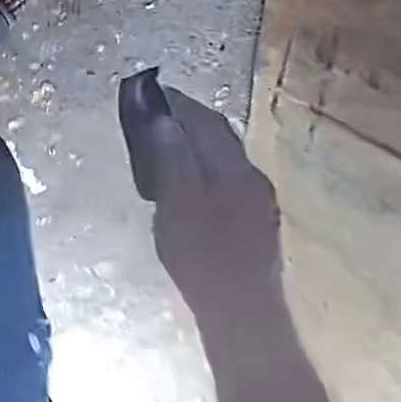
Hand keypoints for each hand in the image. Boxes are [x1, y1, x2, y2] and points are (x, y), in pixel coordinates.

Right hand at [151, 87, 284, 322]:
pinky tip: (180, 173)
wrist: (241, 312)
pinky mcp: (251, 219)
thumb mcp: (177, 203)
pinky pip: (222, 174)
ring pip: (221, 154)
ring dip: (191, 138)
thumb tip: (163, 117)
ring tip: (157, 137)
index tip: (145, 89)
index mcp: (234, 171)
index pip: (206, 121)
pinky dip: (198, 160)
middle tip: (147, 110)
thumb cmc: (201, 255)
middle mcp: (251, 179)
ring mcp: (255, 200)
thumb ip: (172, 158)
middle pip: (217, 135)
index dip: (176, 101)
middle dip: (184, 116)